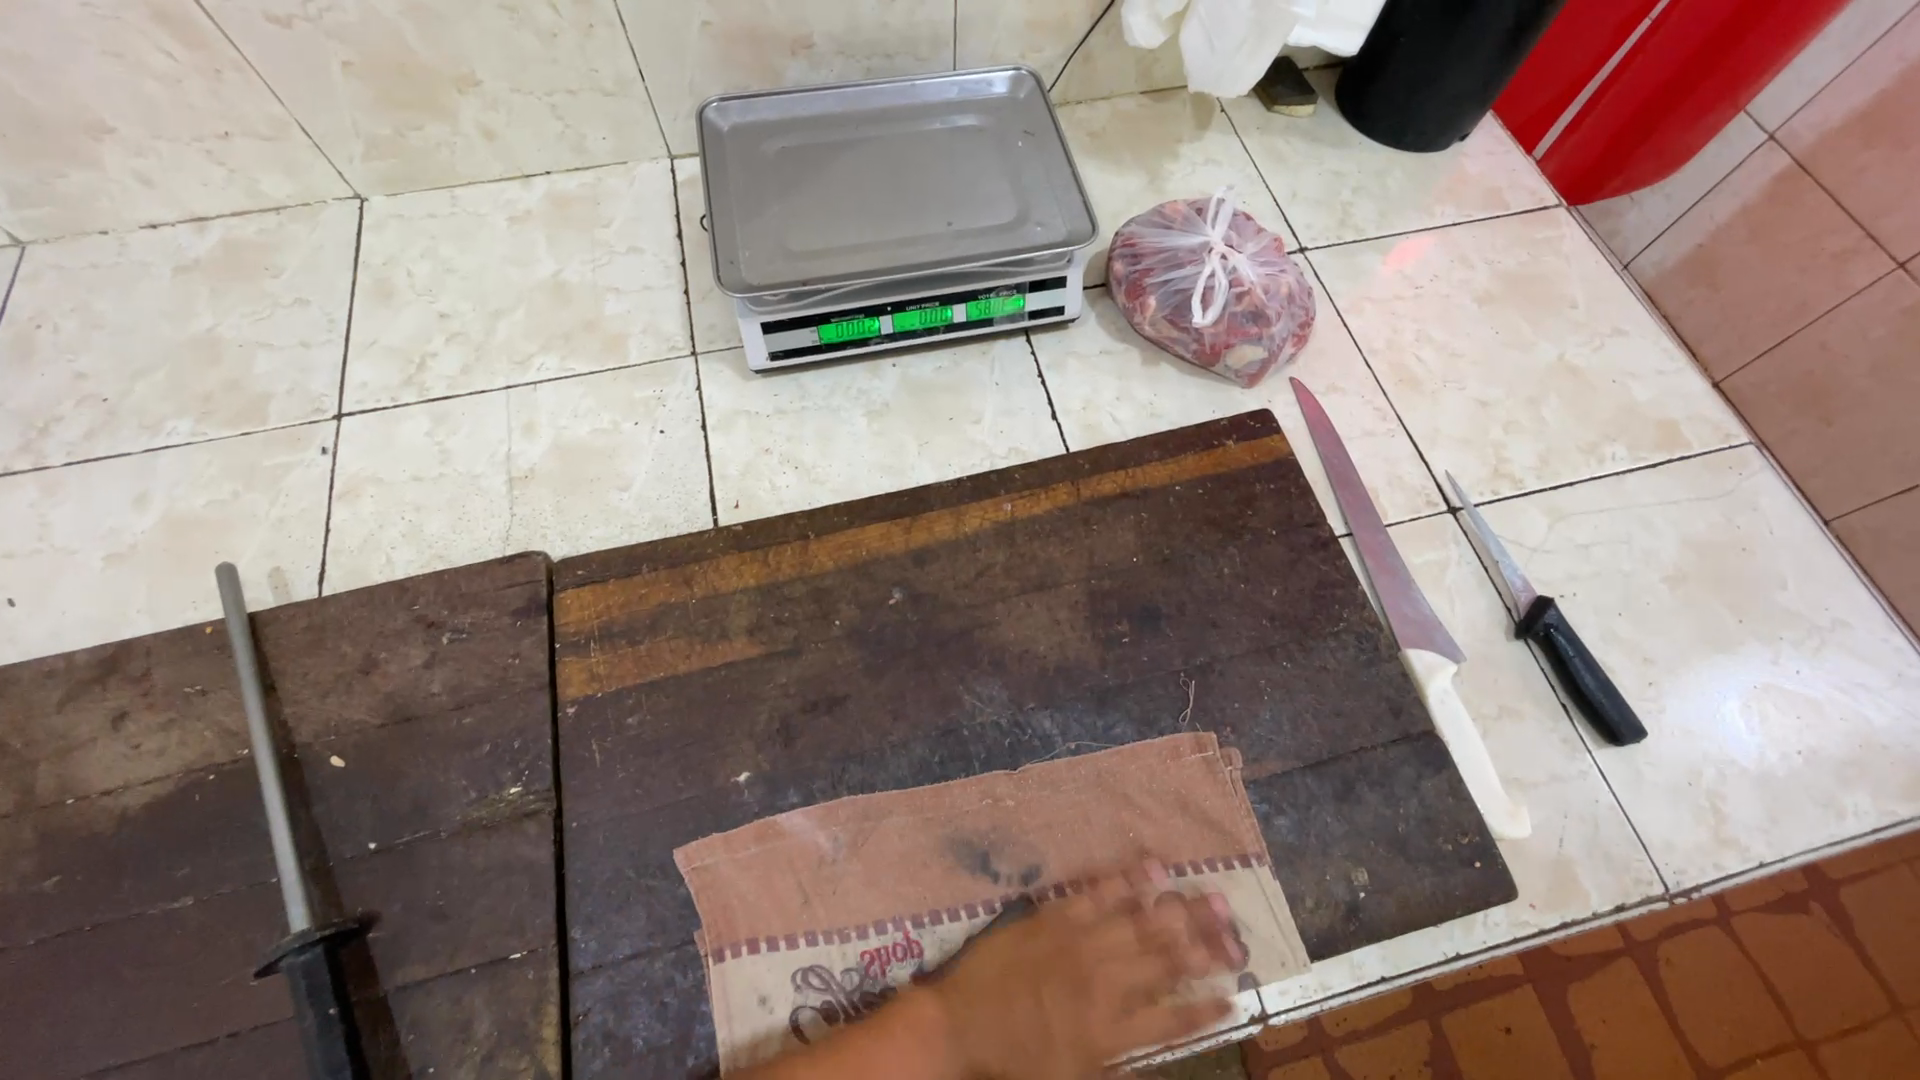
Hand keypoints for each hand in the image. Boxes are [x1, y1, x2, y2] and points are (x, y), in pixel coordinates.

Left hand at [927, 862, 1245, 1079]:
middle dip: (1206, 946)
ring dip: (1179, 912)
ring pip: (1140, 926)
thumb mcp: (1072, 1074)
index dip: (1206, 1008)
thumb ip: (1116, 1057)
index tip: (1235, 996)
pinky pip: (1097, 895)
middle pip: (1166, 962)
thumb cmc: (1015, 1059)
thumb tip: (1150, 1044)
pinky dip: (1126, 882)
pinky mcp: (1055, 919)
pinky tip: (1151, 870)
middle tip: (1237, 931)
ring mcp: (1080, 946)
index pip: (1173, 1020)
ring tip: (1213, 898)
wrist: (960, 1025)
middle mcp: (1105, 985)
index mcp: (1111, 1032)